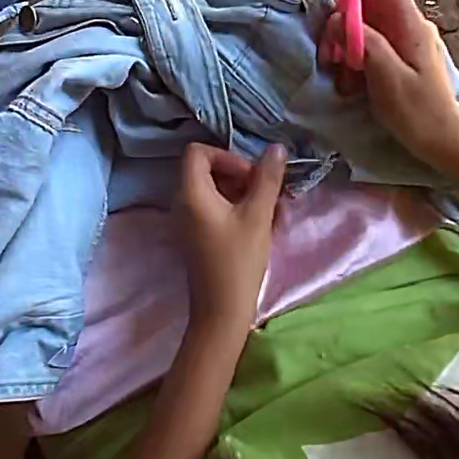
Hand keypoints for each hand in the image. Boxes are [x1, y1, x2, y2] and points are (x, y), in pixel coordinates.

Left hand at [177, 142, 285, 329]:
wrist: (222, 311)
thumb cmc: (239, 261)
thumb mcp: (258, 216)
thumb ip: (267, 179)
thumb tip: (276, 148)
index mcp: (191, 193)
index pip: (198, 152)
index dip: (227, 156)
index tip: (251, 176)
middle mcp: (182, 202)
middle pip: (210, 171)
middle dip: (243, 177)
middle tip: (270, 195)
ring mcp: (189, 220)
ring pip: (217, 191)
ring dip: (247, 195)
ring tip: (275, 213)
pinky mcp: (198, 235)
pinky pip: (216, 209)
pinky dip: (239, 210)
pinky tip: (264, 226)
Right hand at [319, 0, 458, 174]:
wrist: (443, 142)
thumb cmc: (419, 113)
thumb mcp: (388, 78)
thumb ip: (365, 43)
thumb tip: (340, 18)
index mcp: (410, 25)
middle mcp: (408, 28)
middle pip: (366, 6)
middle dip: (341, 24)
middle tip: (327, 52)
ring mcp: (404, 44)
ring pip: (364, 29)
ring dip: (346, 48)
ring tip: (343, 77)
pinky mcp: (399, 61)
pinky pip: (370, 49)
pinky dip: (355, 62)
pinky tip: (353, 86)